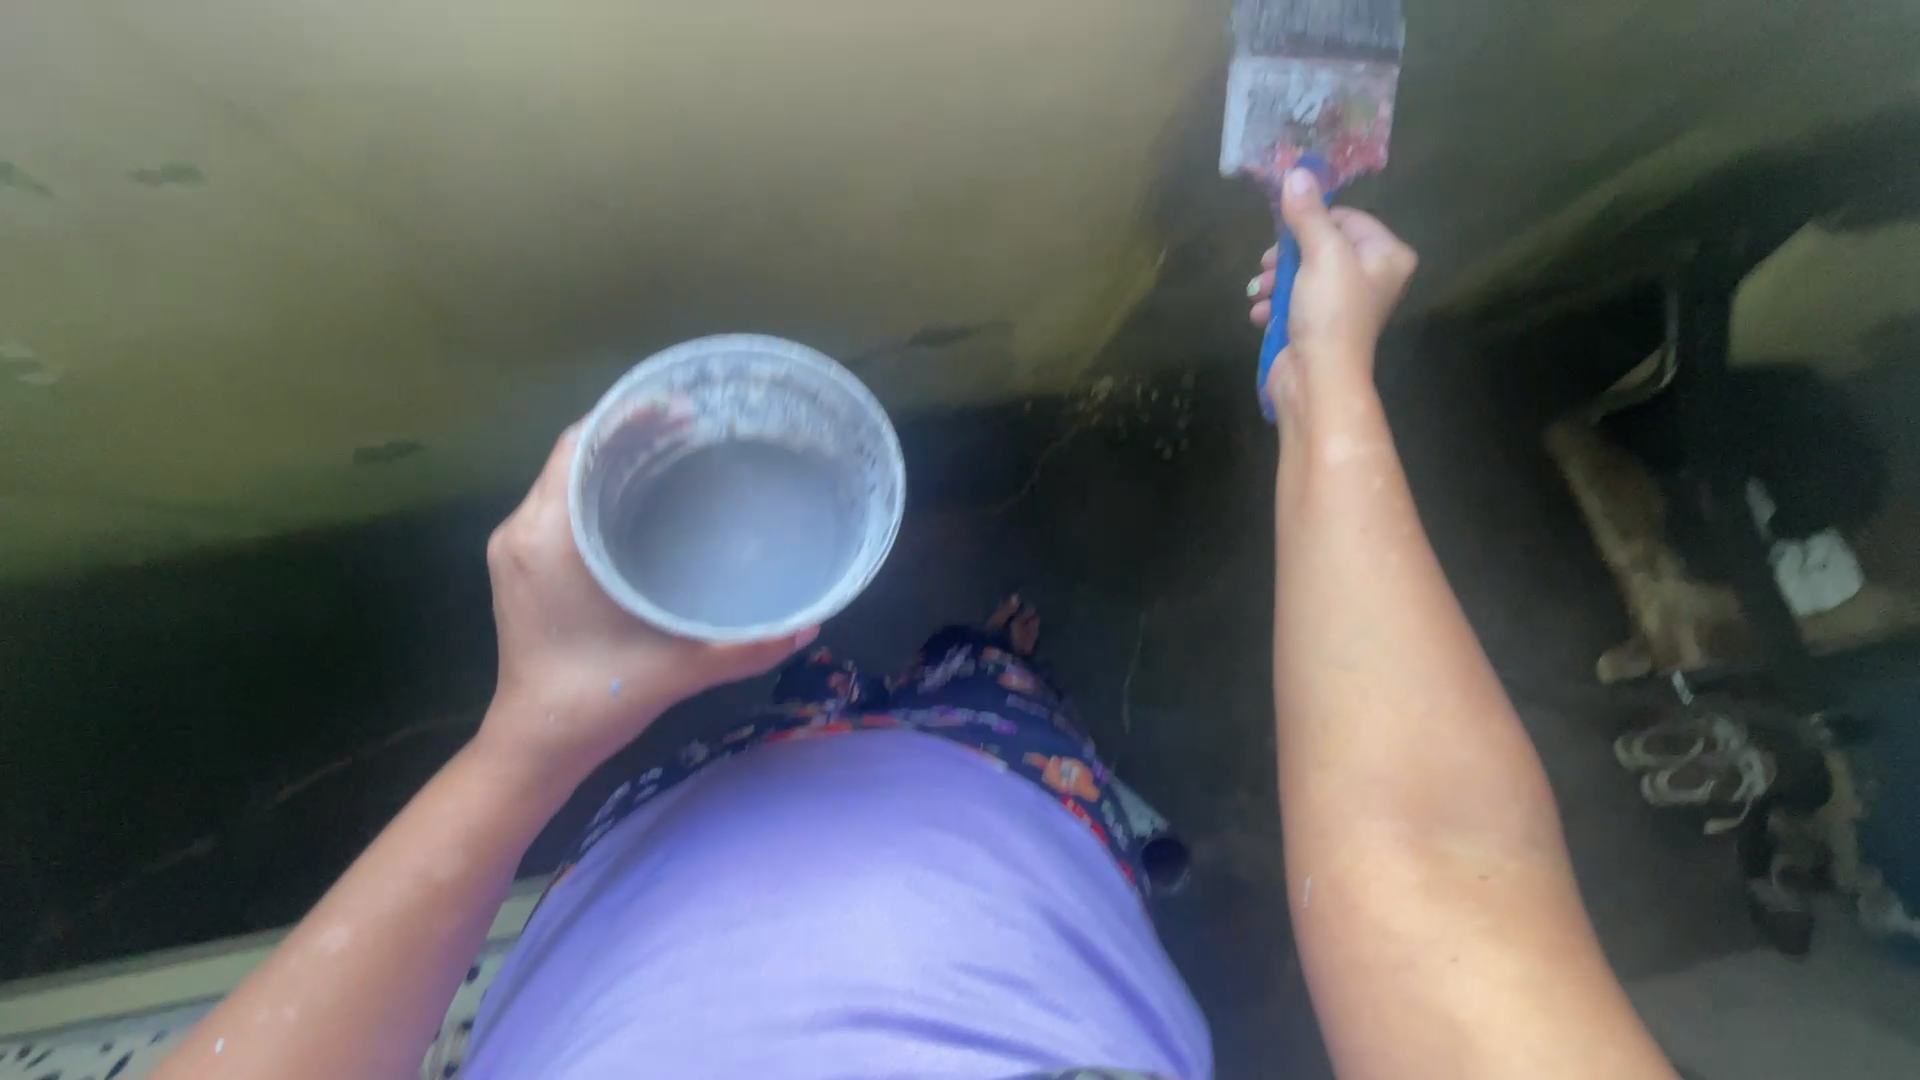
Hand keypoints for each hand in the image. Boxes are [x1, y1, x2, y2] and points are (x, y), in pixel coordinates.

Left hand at [477, 426, 816, 783]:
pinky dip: (602, 487)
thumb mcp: (682, 668)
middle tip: (695, 429)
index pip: (578, 446)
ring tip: (677, 454)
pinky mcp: (524, 564)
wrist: (536, 744)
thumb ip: (748, 647)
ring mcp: (518, 547)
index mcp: (549, 538)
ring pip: (566, 477)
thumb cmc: (597, 698)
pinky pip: (563, 503)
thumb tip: (811, 624)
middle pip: (574, 454)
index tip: (681, 408)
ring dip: (615, 458)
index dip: (626, 416)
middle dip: (630, 432)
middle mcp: (524, 530)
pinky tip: (647, 499)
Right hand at [1247, 169, 1417, 405]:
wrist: (1317, 378)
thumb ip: (1307, 214)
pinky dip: (1273, 305)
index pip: (1348, 218)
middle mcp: (1370, 277)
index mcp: (1387, 256)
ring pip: (1302, 274)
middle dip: (1288, 254)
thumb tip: (1295, 173)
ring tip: (1261, 293)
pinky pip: (1292, 302)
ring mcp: (1342, 304)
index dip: (1313, 220)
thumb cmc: (1330, 312)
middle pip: (1321, 245)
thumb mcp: (1321, 254)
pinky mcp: (1316, 326)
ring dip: (1274, 281)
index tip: (1284, 230)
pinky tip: (1260, 314)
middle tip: (1267, 264)